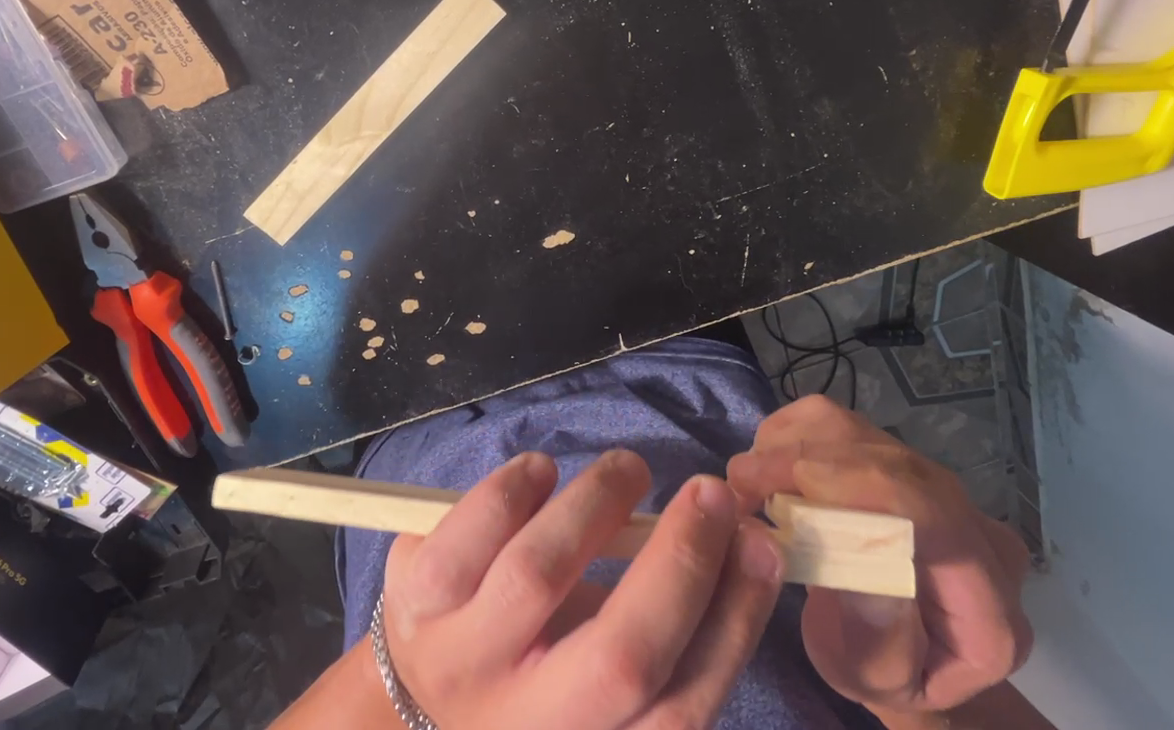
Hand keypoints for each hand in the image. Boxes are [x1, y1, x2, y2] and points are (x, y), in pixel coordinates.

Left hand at [377, 449, 785, 728]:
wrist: (413, 705)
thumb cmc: (535, 676)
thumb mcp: (598, 676)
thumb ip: (659, 619)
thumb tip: (737, 535)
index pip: (683, 707)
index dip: (734, 618)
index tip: (761, 541)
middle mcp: (528, 722)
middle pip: (621, 655)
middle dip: (681, 560)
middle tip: (710, 492)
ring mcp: (461, 664)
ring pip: (536, 575)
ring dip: (597, 504)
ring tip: (628, 469)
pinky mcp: (412, 604)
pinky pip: (468, 534)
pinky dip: (513, 489)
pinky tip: (541, 472)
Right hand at [726, 396, 1031, 724]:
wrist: (898, 649)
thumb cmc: (884, 673)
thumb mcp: (874, 680)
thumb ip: (878, 640)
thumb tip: (860, 581)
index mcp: (987, 601)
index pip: (940, 521)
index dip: (863, 486)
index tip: (783, 479)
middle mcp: (977, 530)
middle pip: (894, 464)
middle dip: (808, 460)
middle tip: (739, 481)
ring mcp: (939, 484)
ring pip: (861, 434)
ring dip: (794, 446)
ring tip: (748, 482)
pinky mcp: (901, 457)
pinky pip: (841, 423)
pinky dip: (794, 435)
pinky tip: (769, 470)